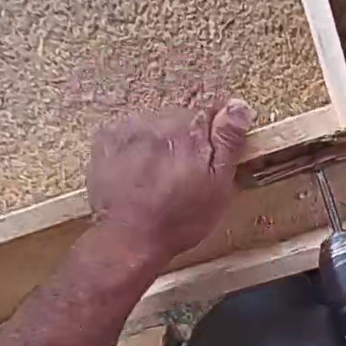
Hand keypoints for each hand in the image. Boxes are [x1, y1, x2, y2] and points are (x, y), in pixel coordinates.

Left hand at [87, 100, 254, 267]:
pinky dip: (133, 149)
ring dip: (158, 144)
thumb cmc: (178, 220)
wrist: (129, 239)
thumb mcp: (218, 187)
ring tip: (157, 177)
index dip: (216, 130)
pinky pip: (127, 134)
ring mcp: (129, 129)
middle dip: (184, 140)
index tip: (214, 150)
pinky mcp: (106, 140)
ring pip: (153, 126)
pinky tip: (137, 173)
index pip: (211, 109)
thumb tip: (239, 106)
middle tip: (183, 174)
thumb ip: (228, 142)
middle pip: (180, 118)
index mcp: (191, 130)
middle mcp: (159, 121)